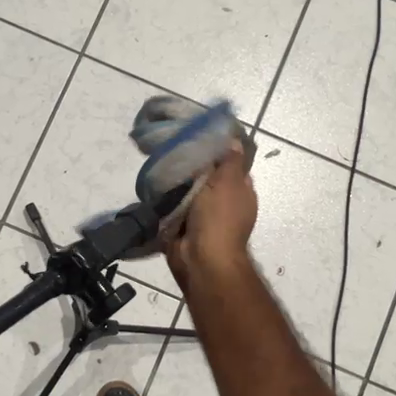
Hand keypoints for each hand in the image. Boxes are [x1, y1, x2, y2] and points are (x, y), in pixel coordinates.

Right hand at [165, 147, 256, 290]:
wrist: (200, 260)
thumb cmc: (219, 218)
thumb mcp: (229, 181)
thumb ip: (230, 160)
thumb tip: (234, 139)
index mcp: (241, 192)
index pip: (231, 165)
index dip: (218, 151)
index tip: (199, 136)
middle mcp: (224, 203)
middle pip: (207, 177)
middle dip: (193, 166)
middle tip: (174, 146)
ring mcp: (203, 216)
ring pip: (188, 190)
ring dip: (176, 181)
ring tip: (161, 160)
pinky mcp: (183, 225)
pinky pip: (173, 206)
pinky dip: (165, 198)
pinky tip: (154, 183)